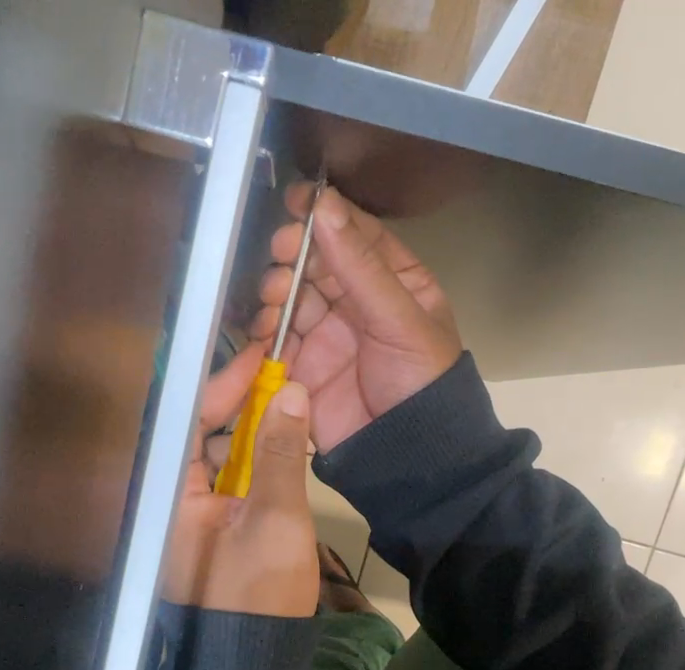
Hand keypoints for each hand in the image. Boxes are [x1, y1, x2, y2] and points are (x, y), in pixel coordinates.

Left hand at [163, 346, 319, 617]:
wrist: (251, 660)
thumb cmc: (259, 593)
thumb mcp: (276, 520)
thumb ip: (279, 455)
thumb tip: (289, 393)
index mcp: (169, 496)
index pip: (187, 421)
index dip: (223, 385)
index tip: (258, 360)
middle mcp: (169, 500)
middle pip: (197, 434)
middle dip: (236, 404)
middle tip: (275, 377)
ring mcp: (187, 517)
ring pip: (212, 455)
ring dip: (244, 430)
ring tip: (280, 402)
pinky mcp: (206, 529)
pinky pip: (222, 480)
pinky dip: (246, 460)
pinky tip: (274, 444)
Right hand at [250, 184, 462, 453]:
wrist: (406, 452)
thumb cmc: (419, 378)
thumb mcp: (399, 317)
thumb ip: (360, 265)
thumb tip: (325, 206)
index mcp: (392, 281)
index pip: (355, 235)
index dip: (326, 216)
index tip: (297, 201)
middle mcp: (356, 301)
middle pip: (314, 263)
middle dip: (294, 255)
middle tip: (283, 256)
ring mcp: (326, 333)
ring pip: (290, 297)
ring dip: (276, 291)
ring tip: (275, 299)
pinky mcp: (301, 366)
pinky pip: (275, 338)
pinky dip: (264, 331)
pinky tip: (264, 330)